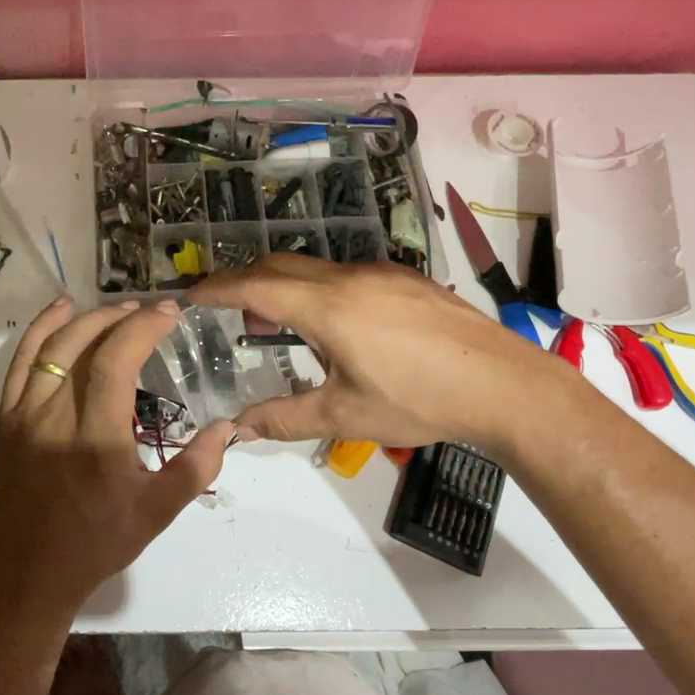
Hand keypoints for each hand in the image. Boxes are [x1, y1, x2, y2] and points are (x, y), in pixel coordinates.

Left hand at [0, 296, 230, 618]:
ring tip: (118, 308)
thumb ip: (196, 467)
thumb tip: (227, 426)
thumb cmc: (96, 543)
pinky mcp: (5, 418)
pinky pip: (21, 361)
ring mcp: (24, 413)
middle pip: (84, 343)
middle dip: (120, 316)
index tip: (170, 313)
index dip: (144, 327)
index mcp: (95, 436)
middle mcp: (55, 414)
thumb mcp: (157, 512)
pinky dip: (40, 329)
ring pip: (53, 345)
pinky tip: (60, 311)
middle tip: (151, 311)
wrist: (27, 572)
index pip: (116, 359)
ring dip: (86, 318)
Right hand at [188, 255, 612, 461]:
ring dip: (285, 286)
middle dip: (246, 282)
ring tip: (277, 324)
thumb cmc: (418, 401)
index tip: (191, 294)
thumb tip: (237, 428)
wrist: (503, 384)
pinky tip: (334, 325)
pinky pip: (346, 273)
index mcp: (327, 307)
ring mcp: (381, 273)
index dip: (218, 288)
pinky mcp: (406, 278)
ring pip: (315, 268)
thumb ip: (285, 417)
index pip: (256, 287)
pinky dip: (319, 289)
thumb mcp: (346, 417)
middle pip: (280, 266)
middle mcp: (348, 278)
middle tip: (226, 309)